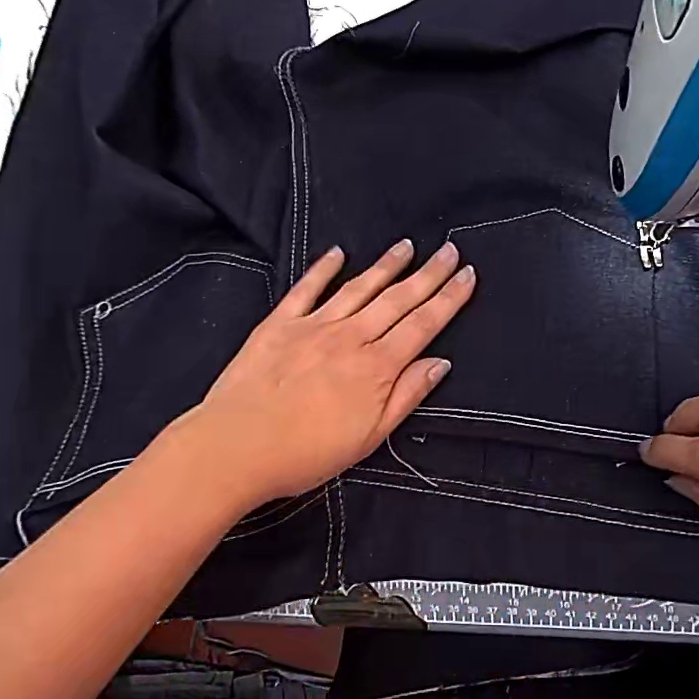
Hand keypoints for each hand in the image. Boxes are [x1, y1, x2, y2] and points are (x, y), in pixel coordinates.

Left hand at [164, 240, 475, 512]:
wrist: (231, 450)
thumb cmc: (306, 453)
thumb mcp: (369, 436)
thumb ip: (407, 395)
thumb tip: (440, 363)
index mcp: (377, 366)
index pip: (423, 324)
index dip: (449, 298)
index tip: (467, 275)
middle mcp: (351, 337)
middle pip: (398, 299)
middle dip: (429, 273)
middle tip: (450, 249)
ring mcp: (314, 327)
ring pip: (359, 288)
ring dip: (387, 265)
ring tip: (407, 246)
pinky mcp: (278, 325)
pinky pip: (306, 290)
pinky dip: (323, 269)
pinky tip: (338, 253)